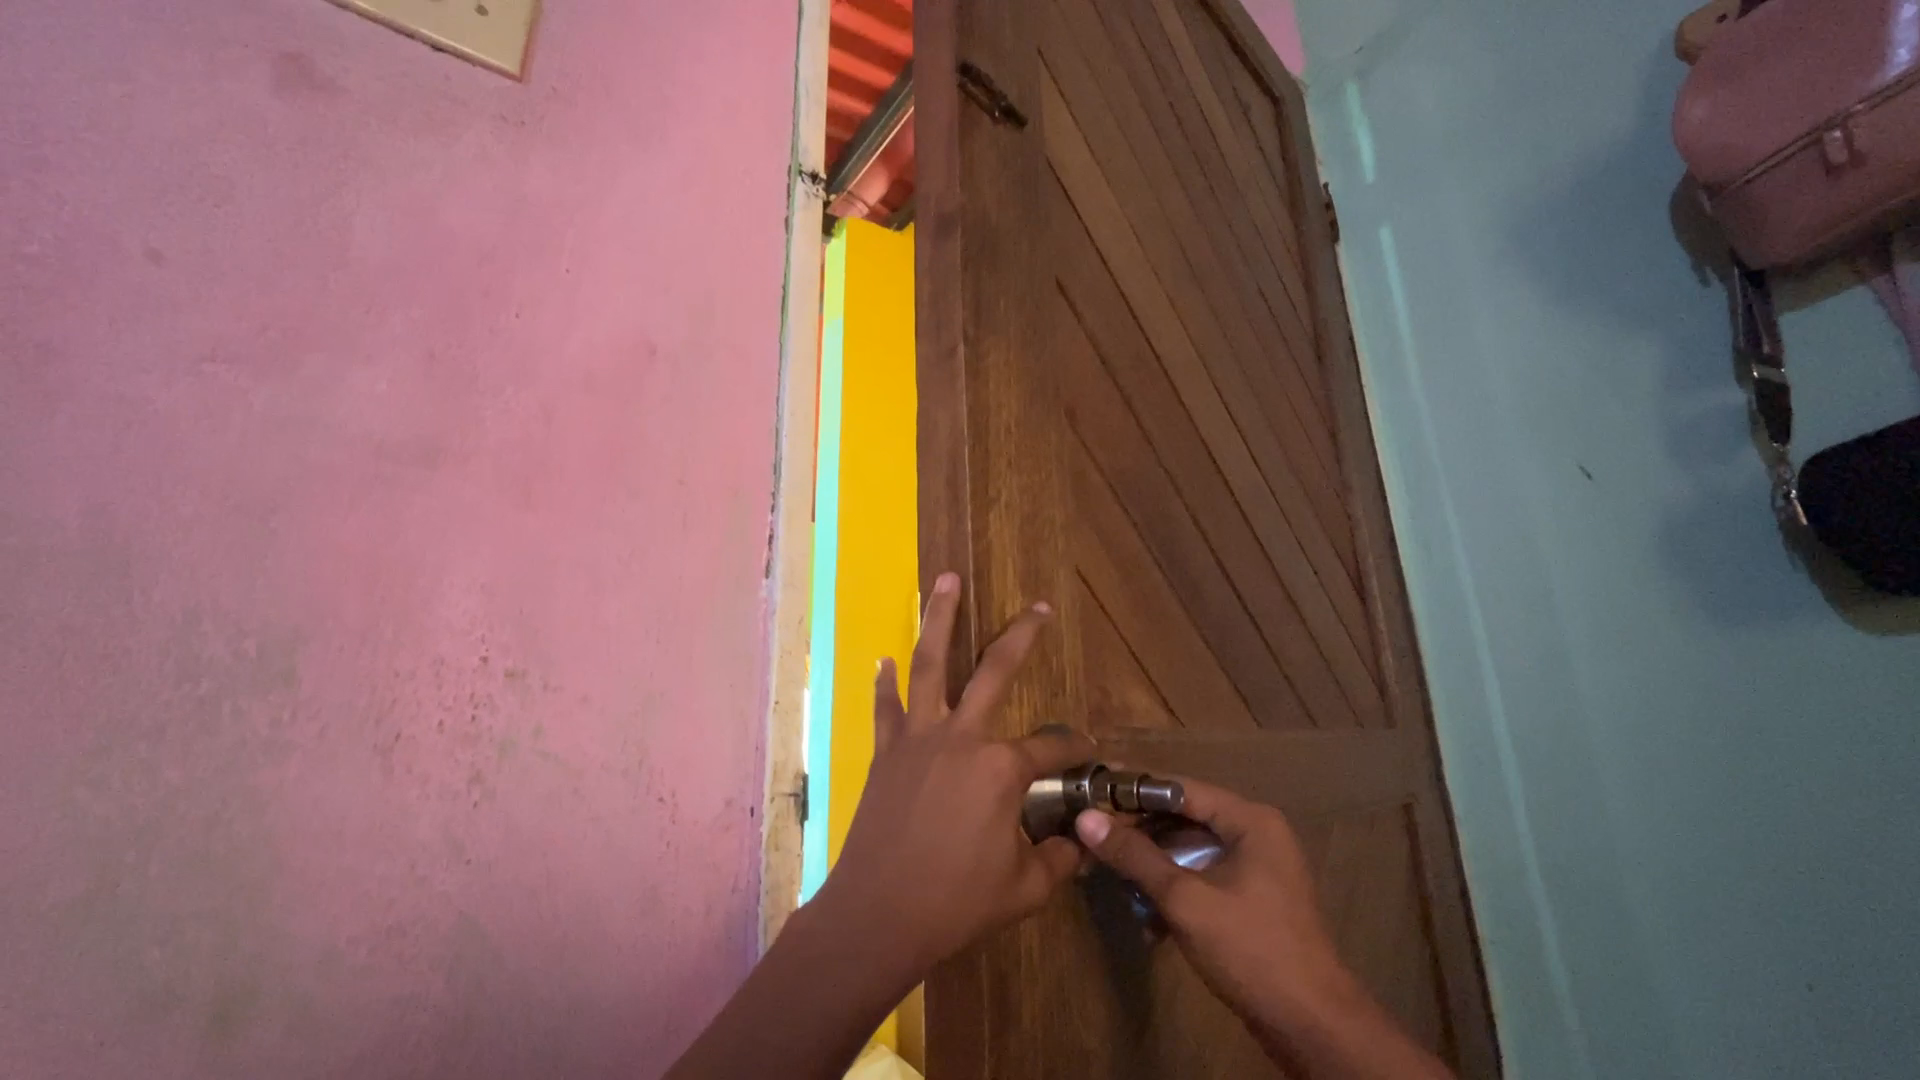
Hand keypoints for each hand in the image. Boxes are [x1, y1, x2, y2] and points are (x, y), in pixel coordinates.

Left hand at [811, 571, 1096, 976]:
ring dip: (938, 618)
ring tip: (944, 580)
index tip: (1087, 752)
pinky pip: (887, 705)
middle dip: (1021, 636)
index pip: (1052, 747)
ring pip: (930, 664)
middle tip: (1038, 609)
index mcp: (1002, 769)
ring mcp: (918, 739)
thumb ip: (1060, 859)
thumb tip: (1083, 846)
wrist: (878, 914)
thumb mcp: (1025, 888)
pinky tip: (886, 658)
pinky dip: (886, 681)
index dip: (1075, 749)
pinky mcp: (885, 752)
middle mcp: (962, 738)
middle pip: (995, 671)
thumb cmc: (956, 902)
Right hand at [1073, 779, 1349, 1022]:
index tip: (1090, 792)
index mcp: (1250, 820)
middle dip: (1138, 832)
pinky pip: (1202, 877)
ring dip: (1152, 865)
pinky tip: (1145, 917)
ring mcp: (1256, 868)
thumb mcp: (1185, 899)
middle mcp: (1256, 834)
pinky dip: (1174, 890)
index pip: (1180, 788)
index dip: (1133, 789)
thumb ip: (1136, 856)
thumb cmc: (1250, 949)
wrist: (1310, 1024)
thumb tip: (1086, 819)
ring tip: (1108, 874)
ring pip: (1190, 850)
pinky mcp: (1251, 900)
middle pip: (1184, 817)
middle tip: (1092, 837)